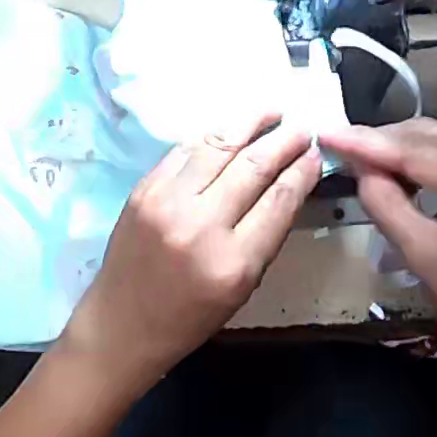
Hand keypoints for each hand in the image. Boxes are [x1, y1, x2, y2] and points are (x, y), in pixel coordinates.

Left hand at [58, 113, 320, 393]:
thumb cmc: (189, 317)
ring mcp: (166, 202)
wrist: (122, 323)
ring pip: (216, 147)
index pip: (279, 200)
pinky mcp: (143, 190)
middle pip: (252, 167)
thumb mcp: (242, 288)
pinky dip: (211, 137)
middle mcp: (199, 225)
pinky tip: (230, 130)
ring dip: (248, 125)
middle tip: (300, 129)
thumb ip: (266, 236)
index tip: (314, 154)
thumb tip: (289, 186)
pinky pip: (184, 151)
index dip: (302, 171)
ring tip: (271, 113)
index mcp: (233, 262)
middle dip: (282, 142)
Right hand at [320, 119, 436, 422]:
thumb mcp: (429, 260)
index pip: (418, 149)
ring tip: (361, 159)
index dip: (365, 140)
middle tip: (336, 147)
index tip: (324, 132)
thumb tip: (360, 167)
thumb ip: (388, 205)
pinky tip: (403, 170)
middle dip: (382, 141)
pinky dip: (430, 160)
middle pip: (435, 135)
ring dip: (404, 149)